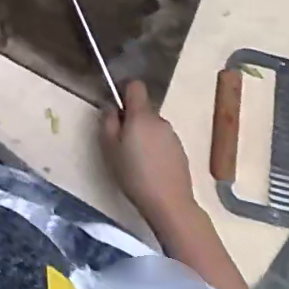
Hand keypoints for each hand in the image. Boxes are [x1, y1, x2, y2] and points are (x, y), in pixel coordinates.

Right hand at [100, 81, 196, 223]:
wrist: (169, 203)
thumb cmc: (134, 175)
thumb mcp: (110, 149)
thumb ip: (107, 122)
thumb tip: (110, 107)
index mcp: (141, 115)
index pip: (136, 85)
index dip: (124, 91)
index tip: (116, 108)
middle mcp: (159, 119)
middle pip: (143, 109)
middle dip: (131, 120)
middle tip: (121, 143)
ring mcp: (172, 135)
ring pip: (152, 126)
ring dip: (143, 135)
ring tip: (136, 161)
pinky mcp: (180, 150)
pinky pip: (162, 140)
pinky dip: (155, 148)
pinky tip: (150, 169)